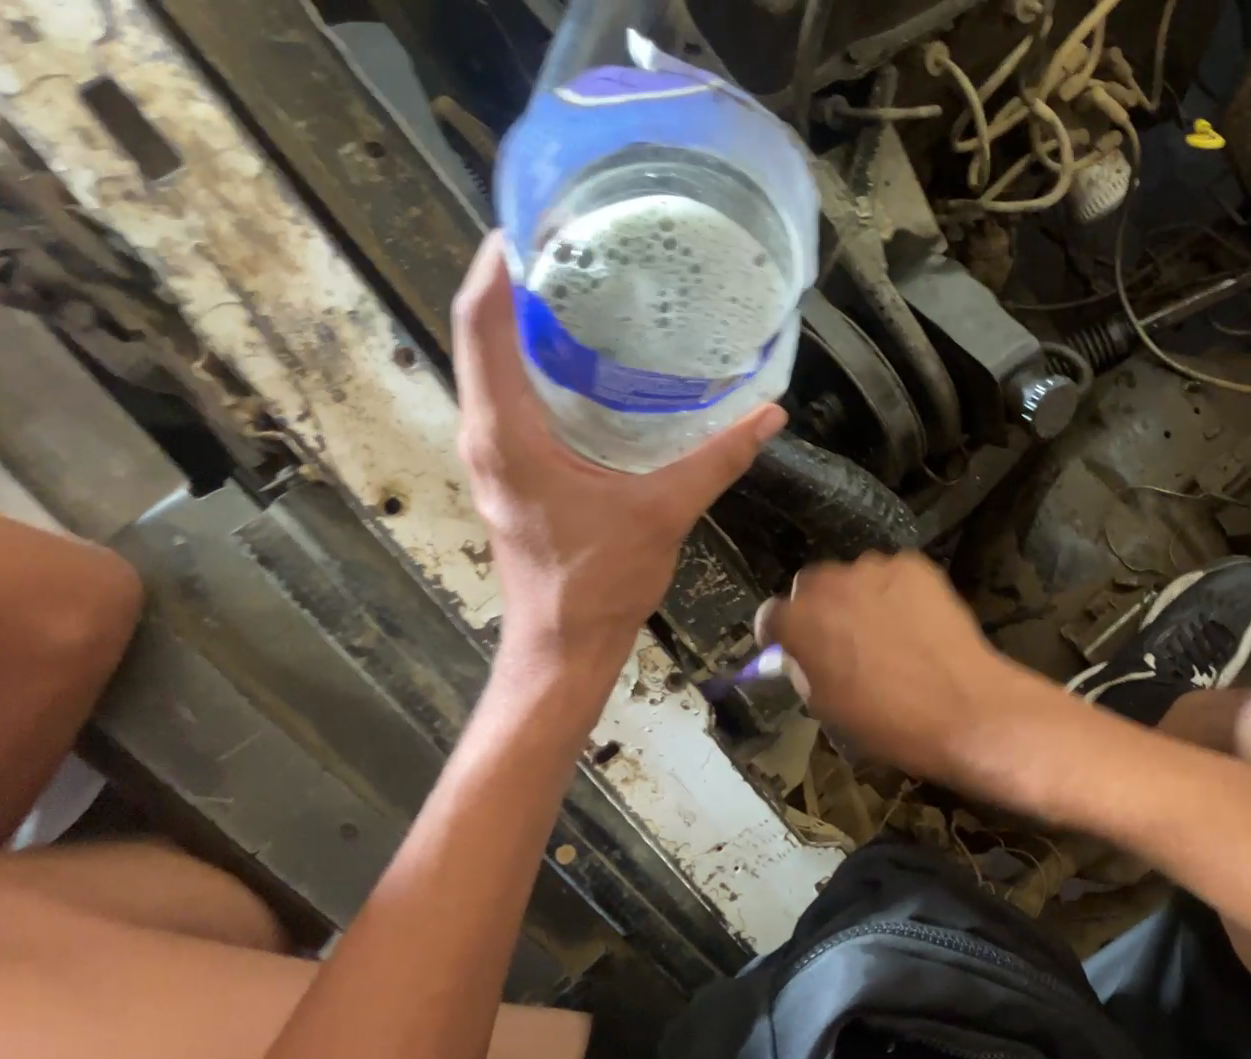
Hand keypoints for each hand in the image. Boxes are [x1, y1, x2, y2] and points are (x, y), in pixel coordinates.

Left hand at [454, 233, 784, 687]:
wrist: (564, 644)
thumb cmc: (598, 581)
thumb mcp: (664, 512)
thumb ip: (716, 460)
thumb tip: (769, 416)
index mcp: (508, 432)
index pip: (481, 323)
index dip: (497, 264)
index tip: (535, 222)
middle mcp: (488, 431)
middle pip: (482, 332)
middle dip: (517, 279)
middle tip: (577, 242)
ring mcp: (495, 449)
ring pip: (495, 362)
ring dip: (526, 318)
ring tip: (586, 283)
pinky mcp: (512, 465)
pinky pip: (514, 392)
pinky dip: (541, 359)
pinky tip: (593, 355)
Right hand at [755, 552, 1030, 783]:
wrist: (964, 708)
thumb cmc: (889, 722)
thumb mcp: (827, 707)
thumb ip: (805, 670)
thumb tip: (801, 655)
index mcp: (800, 622)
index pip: (771, 615)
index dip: (782, 635)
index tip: (794, 651)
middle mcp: (831, 584)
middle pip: (812, 586)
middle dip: (820, 607)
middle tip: (843, 638)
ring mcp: (876, 569)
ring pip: (855, 576)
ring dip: (859, 596)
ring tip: (886, 629)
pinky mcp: (916, 565)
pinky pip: (894, 574)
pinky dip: (897, 591)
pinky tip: (916, 620)